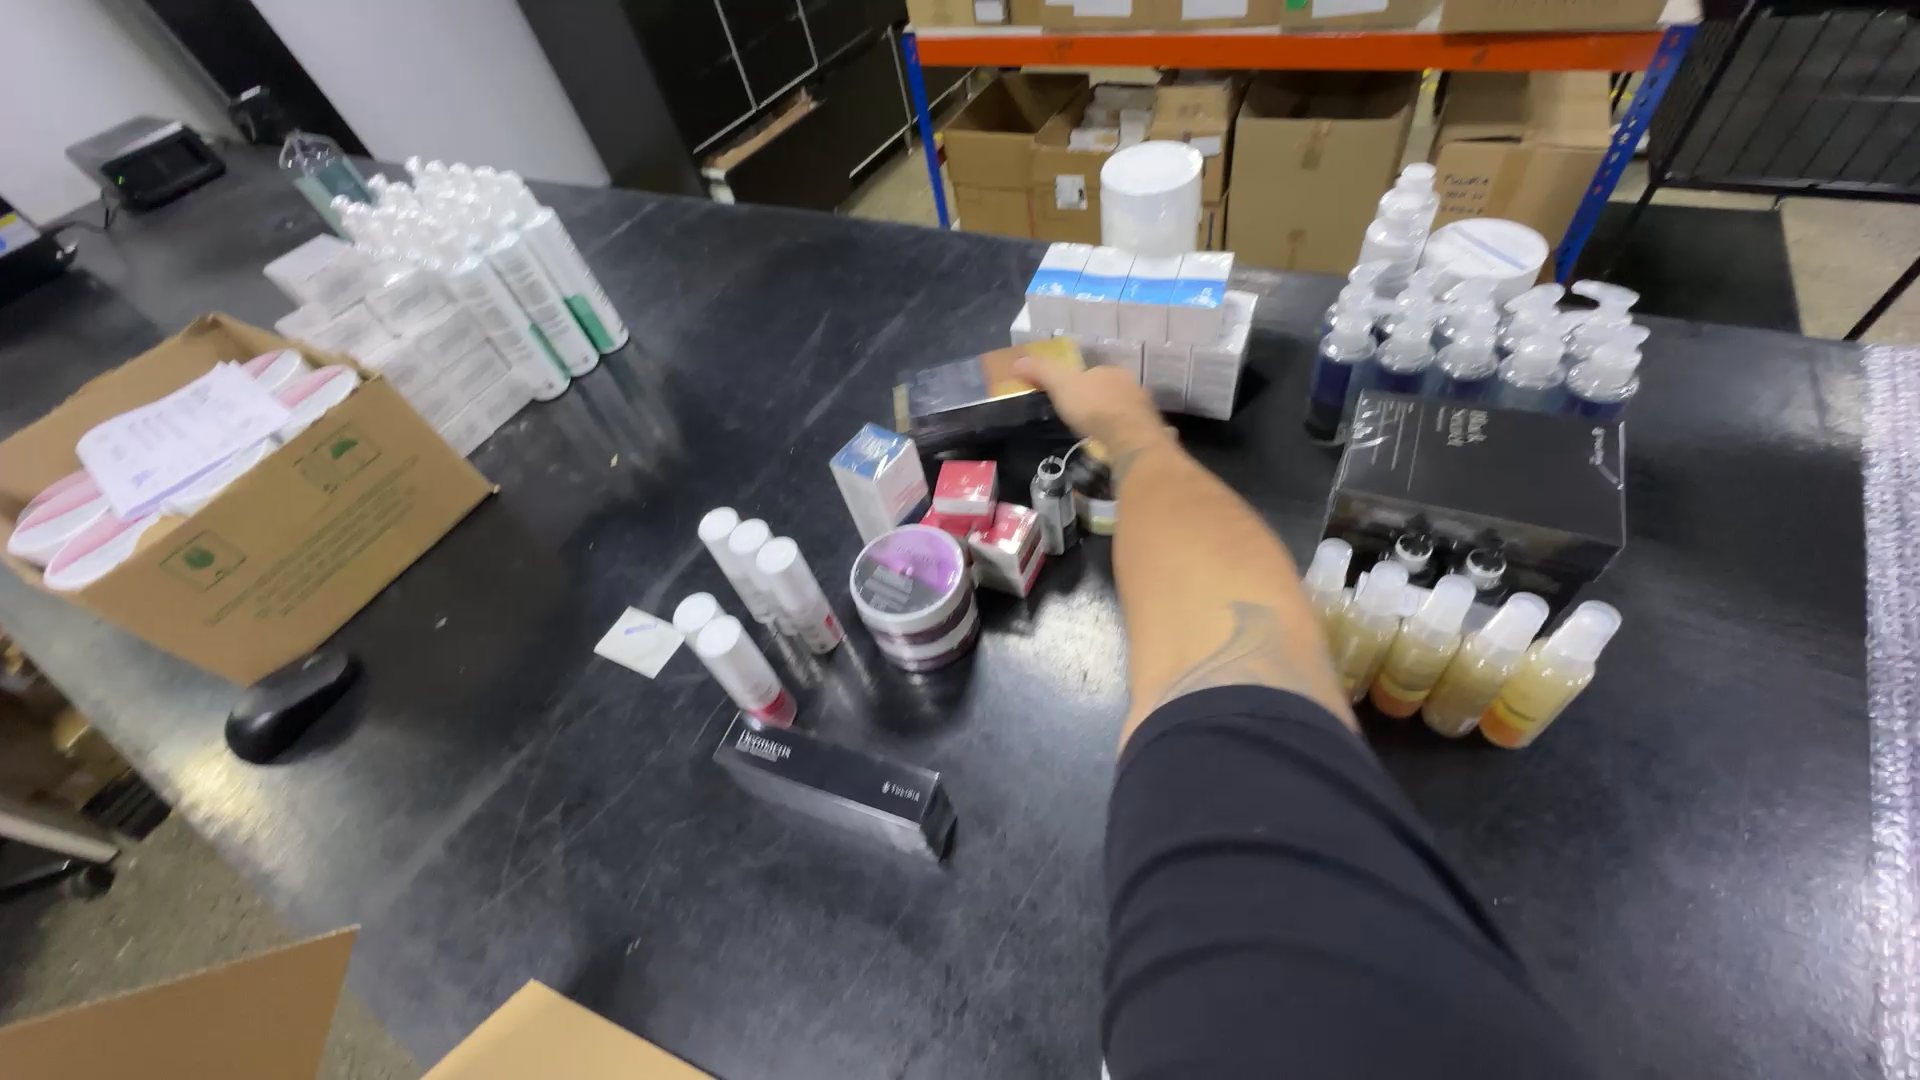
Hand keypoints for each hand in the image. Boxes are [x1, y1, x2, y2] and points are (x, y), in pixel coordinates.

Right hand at [1015, 355, 1167, 455]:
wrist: (1130, 438)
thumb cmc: (1093, 407)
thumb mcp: (1060, 386)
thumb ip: (1041, 372)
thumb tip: (1018, 361)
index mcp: (1110, 370)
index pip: (1091, 373)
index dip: (1077, 384)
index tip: (1066, 399)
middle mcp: (1130, 384)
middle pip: (1107, 390)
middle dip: (1095, 401)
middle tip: (1079, 418)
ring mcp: (1142, 408)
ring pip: (1121, 409)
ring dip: (1109, 418)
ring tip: (1094, 433)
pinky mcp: (1148, 430)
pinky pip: (1130, 428)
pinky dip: (1120, 433)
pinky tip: (1110, 443)